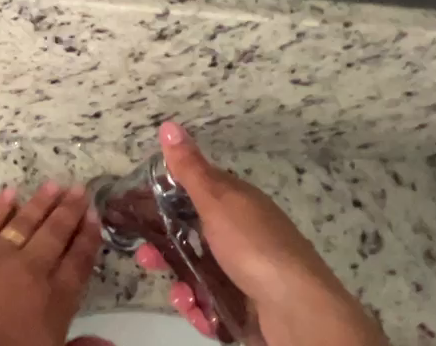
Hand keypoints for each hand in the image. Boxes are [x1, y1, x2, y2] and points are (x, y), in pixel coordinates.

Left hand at [0, 181, 109, 345]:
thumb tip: (110, 341)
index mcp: (54, 300)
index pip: (77, 262)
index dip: (87, 238)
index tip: (94, 216)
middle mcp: (31, 270)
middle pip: (54, 235)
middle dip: (69, 211)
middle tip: (79, 189)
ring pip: (24, 222)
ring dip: (40, 203)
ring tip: (53, 184)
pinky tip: (9, 193)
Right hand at [134, 122, 388, 345]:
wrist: (298, 311)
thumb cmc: (254, 246)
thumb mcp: (217, 200)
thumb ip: (190, 168)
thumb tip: (169, 124)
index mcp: (237, 203)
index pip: (196, 189)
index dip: (165, 196)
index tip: (137, 207)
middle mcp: (242, 233)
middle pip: (192, 233)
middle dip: (164, 244)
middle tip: (144, 255)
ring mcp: (246, 271)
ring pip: (199, 270)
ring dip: (179, 279)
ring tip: (174, 291)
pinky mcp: (247, 304)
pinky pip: (213, 302)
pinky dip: (198, 306)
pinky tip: (192, 308)